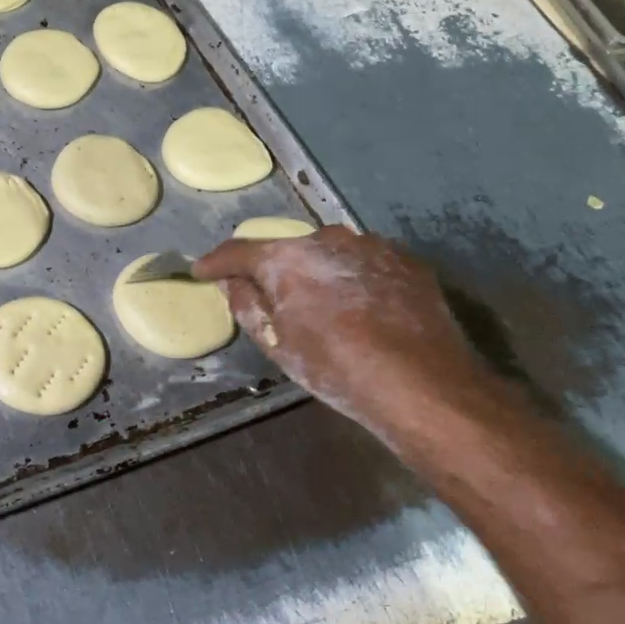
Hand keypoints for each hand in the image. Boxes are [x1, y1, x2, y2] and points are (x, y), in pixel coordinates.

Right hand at [194, 226, 490, 432]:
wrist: (424, 385)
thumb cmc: (336, 367)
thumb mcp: (277, 345)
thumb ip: (246, 305)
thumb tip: (229, 281)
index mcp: (286, 258)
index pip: (238, 251)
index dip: (216, 262)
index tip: (201, 271)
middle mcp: (326, 238)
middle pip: (287, 249)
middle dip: (274, 268)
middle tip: (270, 295)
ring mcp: (371, 246)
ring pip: (329, 252)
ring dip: (317, 270)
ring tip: (320, 301)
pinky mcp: (406, 261)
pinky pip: (364, 262)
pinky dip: (352, 276)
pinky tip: (359, 306)